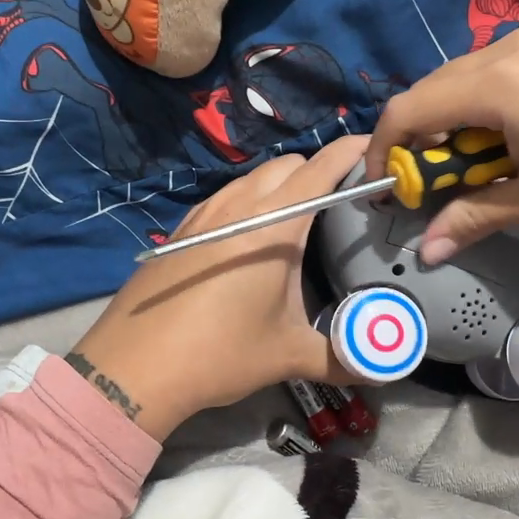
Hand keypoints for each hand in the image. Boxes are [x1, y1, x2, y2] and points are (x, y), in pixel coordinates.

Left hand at [68, 136, 366, 440]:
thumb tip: (384, 365)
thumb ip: (343, 357)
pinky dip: (251, 201)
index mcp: (274, 224)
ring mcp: (206, 211)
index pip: (322, 167)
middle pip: (290, 164)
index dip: (353, 151)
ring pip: (255, 177)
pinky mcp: (183, 226)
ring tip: (298, 223)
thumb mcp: (287, 355)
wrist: (134, 366)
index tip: (378, 153)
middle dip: (320, 173)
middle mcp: (240, 204)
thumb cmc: (218, 353)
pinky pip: (228, 195)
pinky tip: (251, 240)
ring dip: (283, 186)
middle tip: (341, 206)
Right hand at [364, 27, 518, 262]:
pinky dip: (496, 100)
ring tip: (490, 160)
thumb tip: (426, 250)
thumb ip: (475, 216)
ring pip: (473, 74)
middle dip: (424, 136)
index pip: (409, 109)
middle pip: (436, 87)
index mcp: (497, 84)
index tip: (385, 185)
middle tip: (440, 182)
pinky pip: (511, 65)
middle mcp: (512, 47)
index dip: (384, 148)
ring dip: (461, 117)